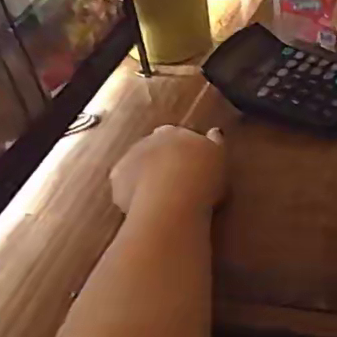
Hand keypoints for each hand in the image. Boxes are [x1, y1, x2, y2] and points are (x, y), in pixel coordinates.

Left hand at [110, 124, 227, 217]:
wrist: (172, 199)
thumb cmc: (203, 177)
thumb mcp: (219, 158)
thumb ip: (215, 143)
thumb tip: (214, 132)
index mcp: (175, 132)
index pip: (176, 134)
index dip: (182, 148)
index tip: (190, 161)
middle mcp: (150, 140)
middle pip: (154, 146)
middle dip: (161, 158)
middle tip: (174, 178)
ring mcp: (129, 157)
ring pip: (137, 163)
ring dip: (145, 173)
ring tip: (159, 194)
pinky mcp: (117, 179)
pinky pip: (125, 183)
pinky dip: (132, 191)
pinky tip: (144, 205)